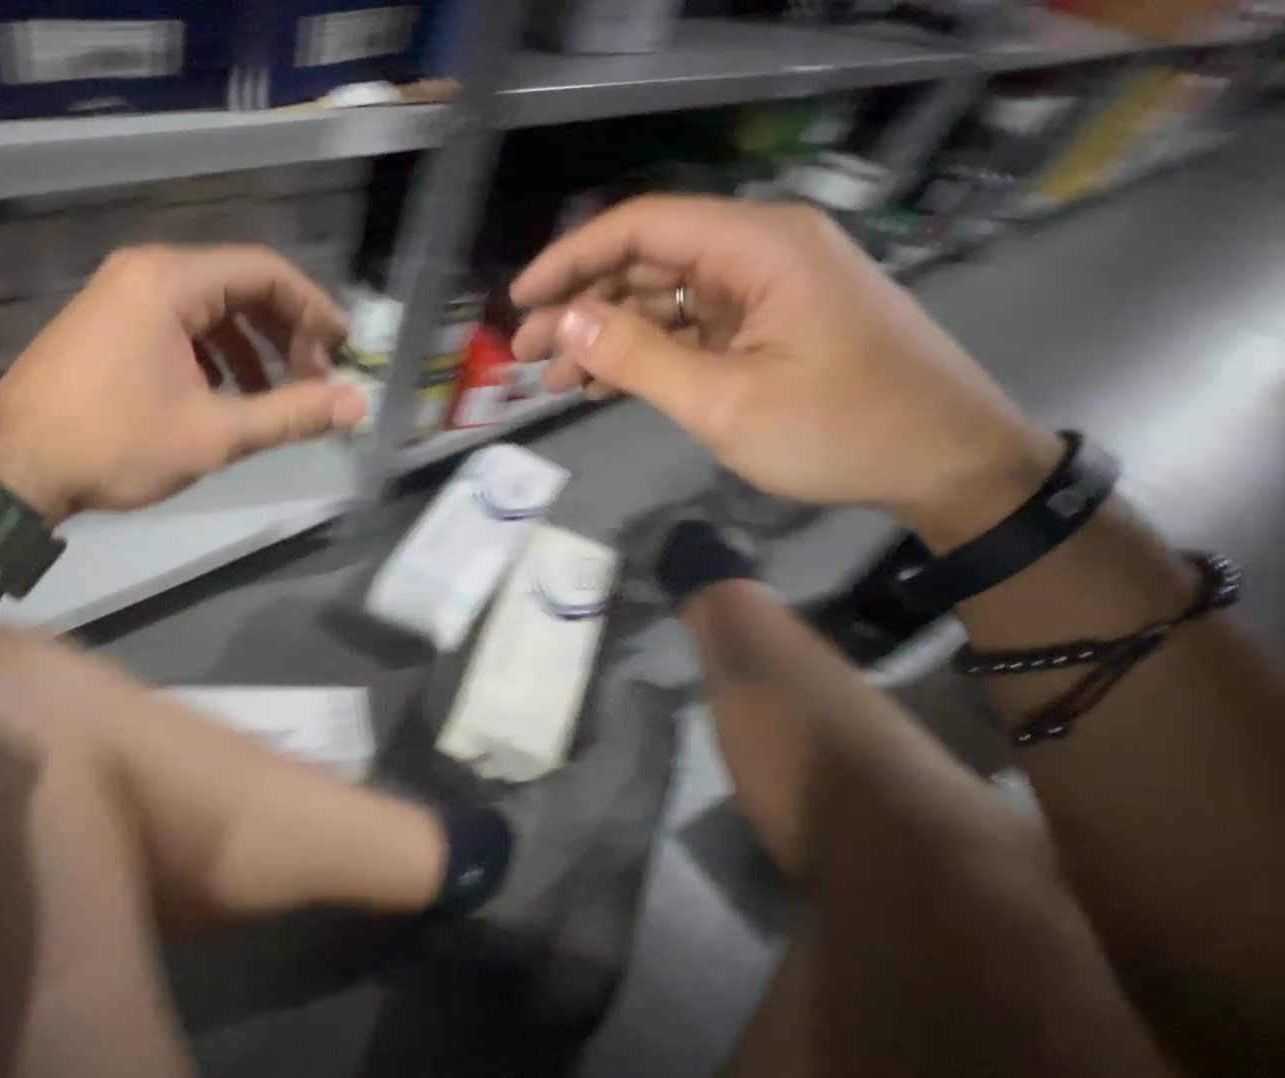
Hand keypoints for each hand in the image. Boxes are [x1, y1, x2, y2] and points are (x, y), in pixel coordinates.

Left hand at [0, 245, 365, 524]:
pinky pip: (174, 323)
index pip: (265, 271)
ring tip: (273, 396)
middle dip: (283, 331)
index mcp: (169, 281)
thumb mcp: (213, 435)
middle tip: (312, 379)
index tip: (342, 352)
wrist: (13, 470)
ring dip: (248, 347)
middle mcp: (143, 271)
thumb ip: (290, 414)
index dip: (313, 309)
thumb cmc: (115, 445)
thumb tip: (358, 405)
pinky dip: (209, 353)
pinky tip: (222, 396)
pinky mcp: (103, 322)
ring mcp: (117, 294)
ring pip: (206, 307)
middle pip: (237, 285)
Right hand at [510, 196, 1061, 548]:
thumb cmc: (841, 429)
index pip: (641, 225)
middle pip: (647, 259)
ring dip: (608, 334)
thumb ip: (638, 356)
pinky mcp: (772, 323)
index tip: (519, 301)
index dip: (569, 259)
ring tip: (554, 378)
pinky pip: (693, 325)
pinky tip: (604, 384)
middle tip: (524, 354)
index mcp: (759, 245)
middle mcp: (762, 250)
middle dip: (581, 305)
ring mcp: (768, 288)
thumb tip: (564, 321)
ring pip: (664, 295)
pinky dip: (647, 352)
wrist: (949, 461)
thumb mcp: (725, 401)